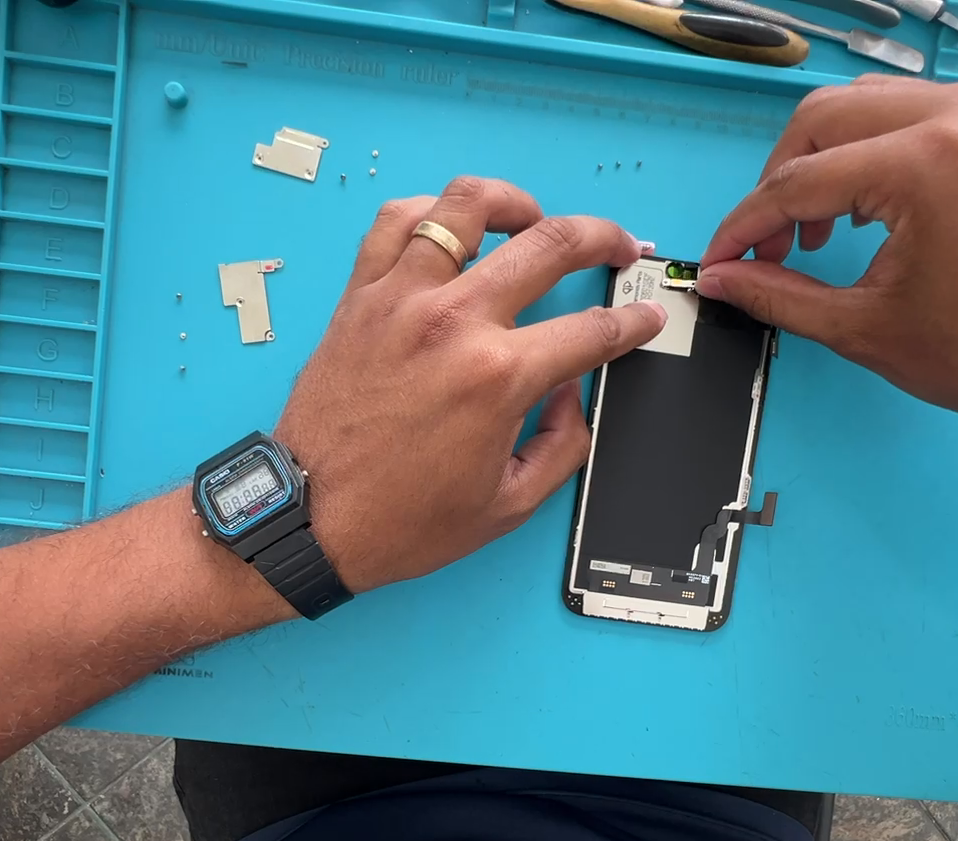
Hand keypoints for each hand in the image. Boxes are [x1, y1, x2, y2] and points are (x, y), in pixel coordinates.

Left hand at [276, 177, 664, 592]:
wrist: (312, 519)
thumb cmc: (401, 520)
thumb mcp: (509, 506)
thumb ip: (563, 446)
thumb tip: (571, 396)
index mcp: (499, 378)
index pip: (592, 331)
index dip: (632, 323)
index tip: (645, 318)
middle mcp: (454, 323)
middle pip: (550, 244)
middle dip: (603, 237)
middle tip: (618, 246)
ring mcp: (402, 301)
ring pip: (468, 207)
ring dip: (516, 202)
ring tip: (533, 216)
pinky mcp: (360, 298)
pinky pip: (396, 223)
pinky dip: (431, 211)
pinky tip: (450, 226)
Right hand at [699, 77, 957, 469]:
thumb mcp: (859, 328)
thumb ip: (775, 294)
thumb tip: (720, 280)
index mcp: (928, 162)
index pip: (797, 181)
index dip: (741, 227)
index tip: (718, 261)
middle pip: (822, 119)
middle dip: (776, 186)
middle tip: (763, 250)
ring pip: (865, 108)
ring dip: (820, 167)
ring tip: (811, 238)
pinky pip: (912, 116)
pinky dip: (869, 158)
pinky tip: (862, 214)